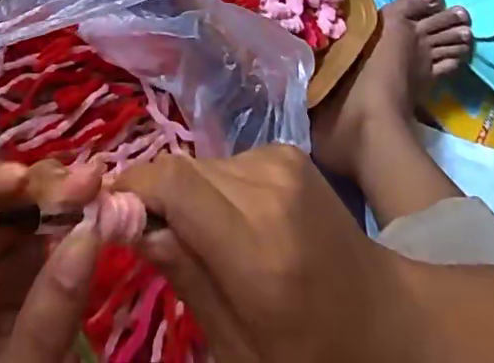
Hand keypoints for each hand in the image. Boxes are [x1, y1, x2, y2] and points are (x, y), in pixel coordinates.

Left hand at [0, 159, 105, 362]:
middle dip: (38, 184)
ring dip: (64, 194)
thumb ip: (45, 317)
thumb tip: (90, 231)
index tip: (29, 178)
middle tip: (89, 179)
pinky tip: (101, 205)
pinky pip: (57, 244)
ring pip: (29, 218)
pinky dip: (79, 221)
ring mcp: (1, 283)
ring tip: (100, 184)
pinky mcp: (39, 291)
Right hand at [115, 146, 413, 362]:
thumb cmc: (310, 351)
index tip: (107, 211)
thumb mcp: (239, 346)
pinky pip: (227, 160)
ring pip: (203, 164)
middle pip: (183, 170)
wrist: (386, 316)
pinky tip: (235, 219)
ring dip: (188, 193)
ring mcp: (284, 161)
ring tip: (202, 236)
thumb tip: (127, 221)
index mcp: (259, 249)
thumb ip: (184, 275)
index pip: (175, 185)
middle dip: (157, 197)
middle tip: (149, 235)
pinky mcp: (289, 150)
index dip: (132, 188)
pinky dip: (215, 186)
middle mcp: (271, 189)